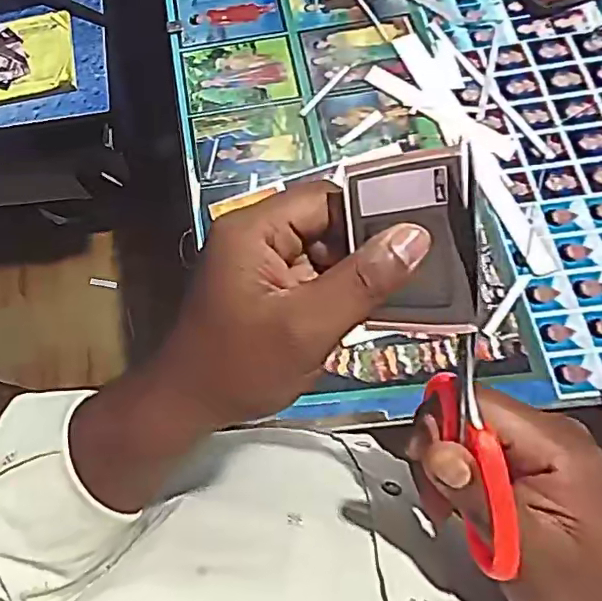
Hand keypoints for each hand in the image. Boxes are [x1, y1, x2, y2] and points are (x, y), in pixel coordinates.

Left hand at [146, 181, 431, 431]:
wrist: (189, 402)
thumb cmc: (237, 367)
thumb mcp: (307, 327)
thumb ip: (362, 282)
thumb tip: (413, 237)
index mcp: (252, 230)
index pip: (324, 198)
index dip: (369, 216)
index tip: (413, 244)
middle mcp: (251, 235)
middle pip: (324, 222)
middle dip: (362, 251)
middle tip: (404, 281)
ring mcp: (255, 259)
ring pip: (322, 250)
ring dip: (350, 275)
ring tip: (382, 302)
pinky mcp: (262, 283)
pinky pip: (308, 273)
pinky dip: (333, 291)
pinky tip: (353, 314)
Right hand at [408, 389, 601, 600]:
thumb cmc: (586, 599)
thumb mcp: (526, 551)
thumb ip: (478, 495)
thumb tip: (439, 451)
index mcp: (560, 446)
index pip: (474, 399)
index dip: (442, 427)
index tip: (434, 468)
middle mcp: (550, 435)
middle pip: (461, 409)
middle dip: (439, 451)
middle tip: (442, 496)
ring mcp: (538, 446)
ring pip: (460, 428)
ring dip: (444, 467)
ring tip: (456, 508)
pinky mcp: (524, 460)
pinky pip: (470, 448)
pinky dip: (456, 475)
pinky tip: (467, 504)